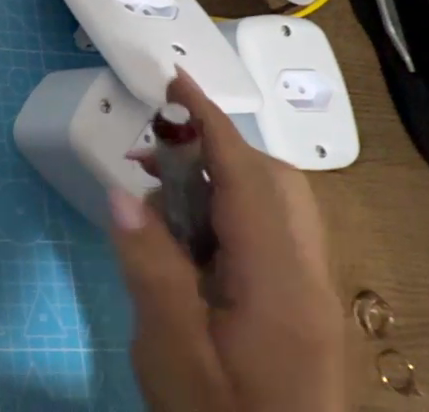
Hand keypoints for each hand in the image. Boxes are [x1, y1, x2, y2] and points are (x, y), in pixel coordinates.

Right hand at [111, 71, 348, 411]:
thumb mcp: (170, 349)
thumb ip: (150, 268)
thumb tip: (122, 193)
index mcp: (278, 283)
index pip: (248, 179)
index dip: (211, 123)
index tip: (174, 79)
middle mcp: (305, 280)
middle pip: (275, 184)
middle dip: (214, 148)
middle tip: (150, 152)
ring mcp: (307, 296)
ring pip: (275, 207)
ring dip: (218, 180)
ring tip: (157, 193)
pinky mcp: (297, 310)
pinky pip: (267, 235)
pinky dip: (224, 212)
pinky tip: (182, 238)